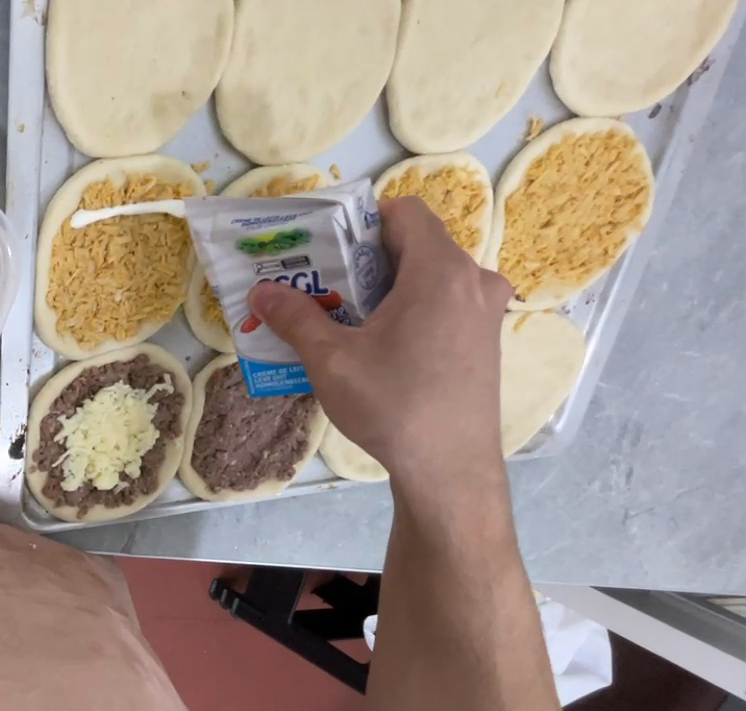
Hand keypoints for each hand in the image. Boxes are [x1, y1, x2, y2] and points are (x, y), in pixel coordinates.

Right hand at [247, 198, 513, 492]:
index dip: (360, 223)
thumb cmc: (391, 404)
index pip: (405, 213)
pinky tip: (376, 348)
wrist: (447, 463)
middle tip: (320, 290)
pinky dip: (406, 312)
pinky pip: (441, 305)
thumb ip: (295, 318)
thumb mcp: (330, 360)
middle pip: (414, 247)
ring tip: (343, 323)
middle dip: (362, 262)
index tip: (323, 252)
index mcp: (440, 271)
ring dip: (383, 291)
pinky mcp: (483, 337)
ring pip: (427, 279)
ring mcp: (484, 310)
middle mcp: (473, 279)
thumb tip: (260, 291)